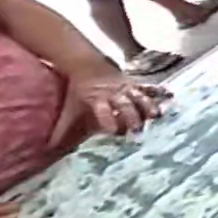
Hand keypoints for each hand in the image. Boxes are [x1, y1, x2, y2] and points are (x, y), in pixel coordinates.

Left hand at [47, 70, 171, 148]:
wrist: (88, 66)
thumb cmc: (78, 93)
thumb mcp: (68, 110)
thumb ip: (62, 131)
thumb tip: (46, 152)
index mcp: (95, 99)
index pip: (102, 111)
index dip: (107, 120)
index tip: (112, 132)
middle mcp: (113, 93)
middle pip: (125, 105)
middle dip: (132, 117)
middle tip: (138, 130)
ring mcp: (127, 88)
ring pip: (140, 96)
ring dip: (149, 106)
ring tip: (157, 116)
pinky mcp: (136, 84)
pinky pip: (150, 87)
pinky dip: (160, 91)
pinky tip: (171, 96)